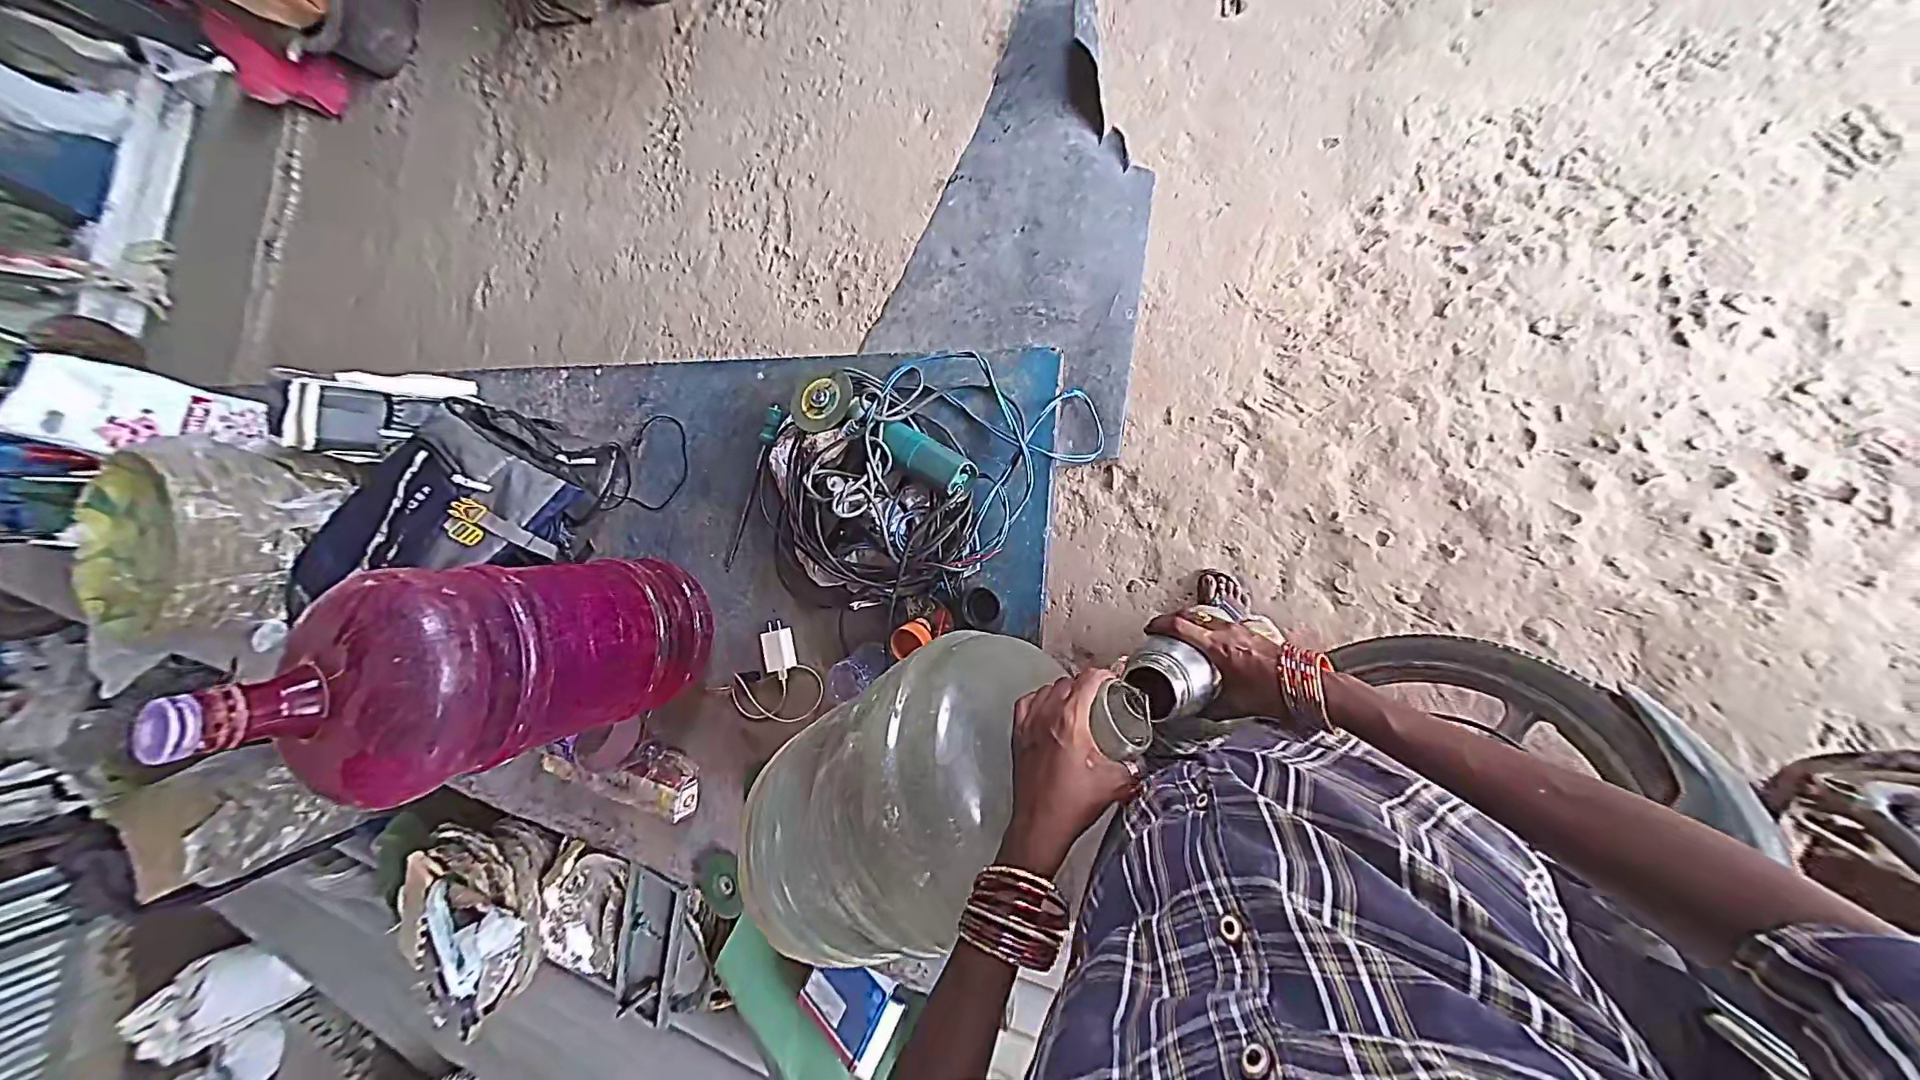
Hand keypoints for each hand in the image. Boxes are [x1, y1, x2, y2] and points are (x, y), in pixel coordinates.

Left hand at [999, 670, 1138, 876]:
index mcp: (1071, 719)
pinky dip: (1039, 700)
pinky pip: (1027, 703)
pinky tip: (1047, 708)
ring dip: (1063, 690)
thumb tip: (1138, 764)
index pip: (1089, 679)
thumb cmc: (1070, 804)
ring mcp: (1029, 723)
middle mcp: (1047, 715)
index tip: (1114, 679)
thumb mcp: (1115, 784)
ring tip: (1077, 701)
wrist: (1041, 825)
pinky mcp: (1018, 735)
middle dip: (1087, 684)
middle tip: (1100, 695)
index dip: (1105, 674)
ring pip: (1047, 689)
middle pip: (1068, 681)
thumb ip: (1132, 768)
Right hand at [1144, 610, 1292, 719]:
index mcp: (1217, 647)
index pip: (1179, 625)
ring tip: (1185, 631)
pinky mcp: (1252, 632)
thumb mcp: (1233, 705)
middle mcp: (1228, 633)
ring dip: (1193, 619)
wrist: (1306, 687)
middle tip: (1163, 627)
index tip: (1150, 628)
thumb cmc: (1272, 694)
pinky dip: (1211, 626)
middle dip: (1173, 618)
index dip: (1160, 624)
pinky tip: (1213, 639)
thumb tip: (1194, 710)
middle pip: (1191, 614)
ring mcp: (1241, 629)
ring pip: (1208, 615)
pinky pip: (1224, 622)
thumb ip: (1210, 706)